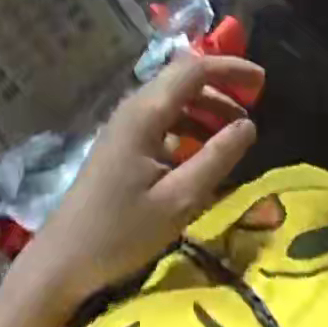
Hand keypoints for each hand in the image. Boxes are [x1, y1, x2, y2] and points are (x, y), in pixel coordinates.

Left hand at [17, 54, 262, 306]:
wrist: (64, 257)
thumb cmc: (121, 231)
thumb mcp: (179, 200)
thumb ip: (217, 158)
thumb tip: (249, 125)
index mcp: (146, 113)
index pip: (193, 70)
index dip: (230, 68)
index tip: (262, 81)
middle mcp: (134, 107)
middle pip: (183, 78)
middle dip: (221, 85)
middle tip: (255, 104)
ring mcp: (126, 124)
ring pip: (173, 98)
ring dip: (207, 107)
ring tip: (237, 132)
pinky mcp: (123, 142)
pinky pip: (163, 118)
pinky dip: (190, 124)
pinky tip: (205, 151)